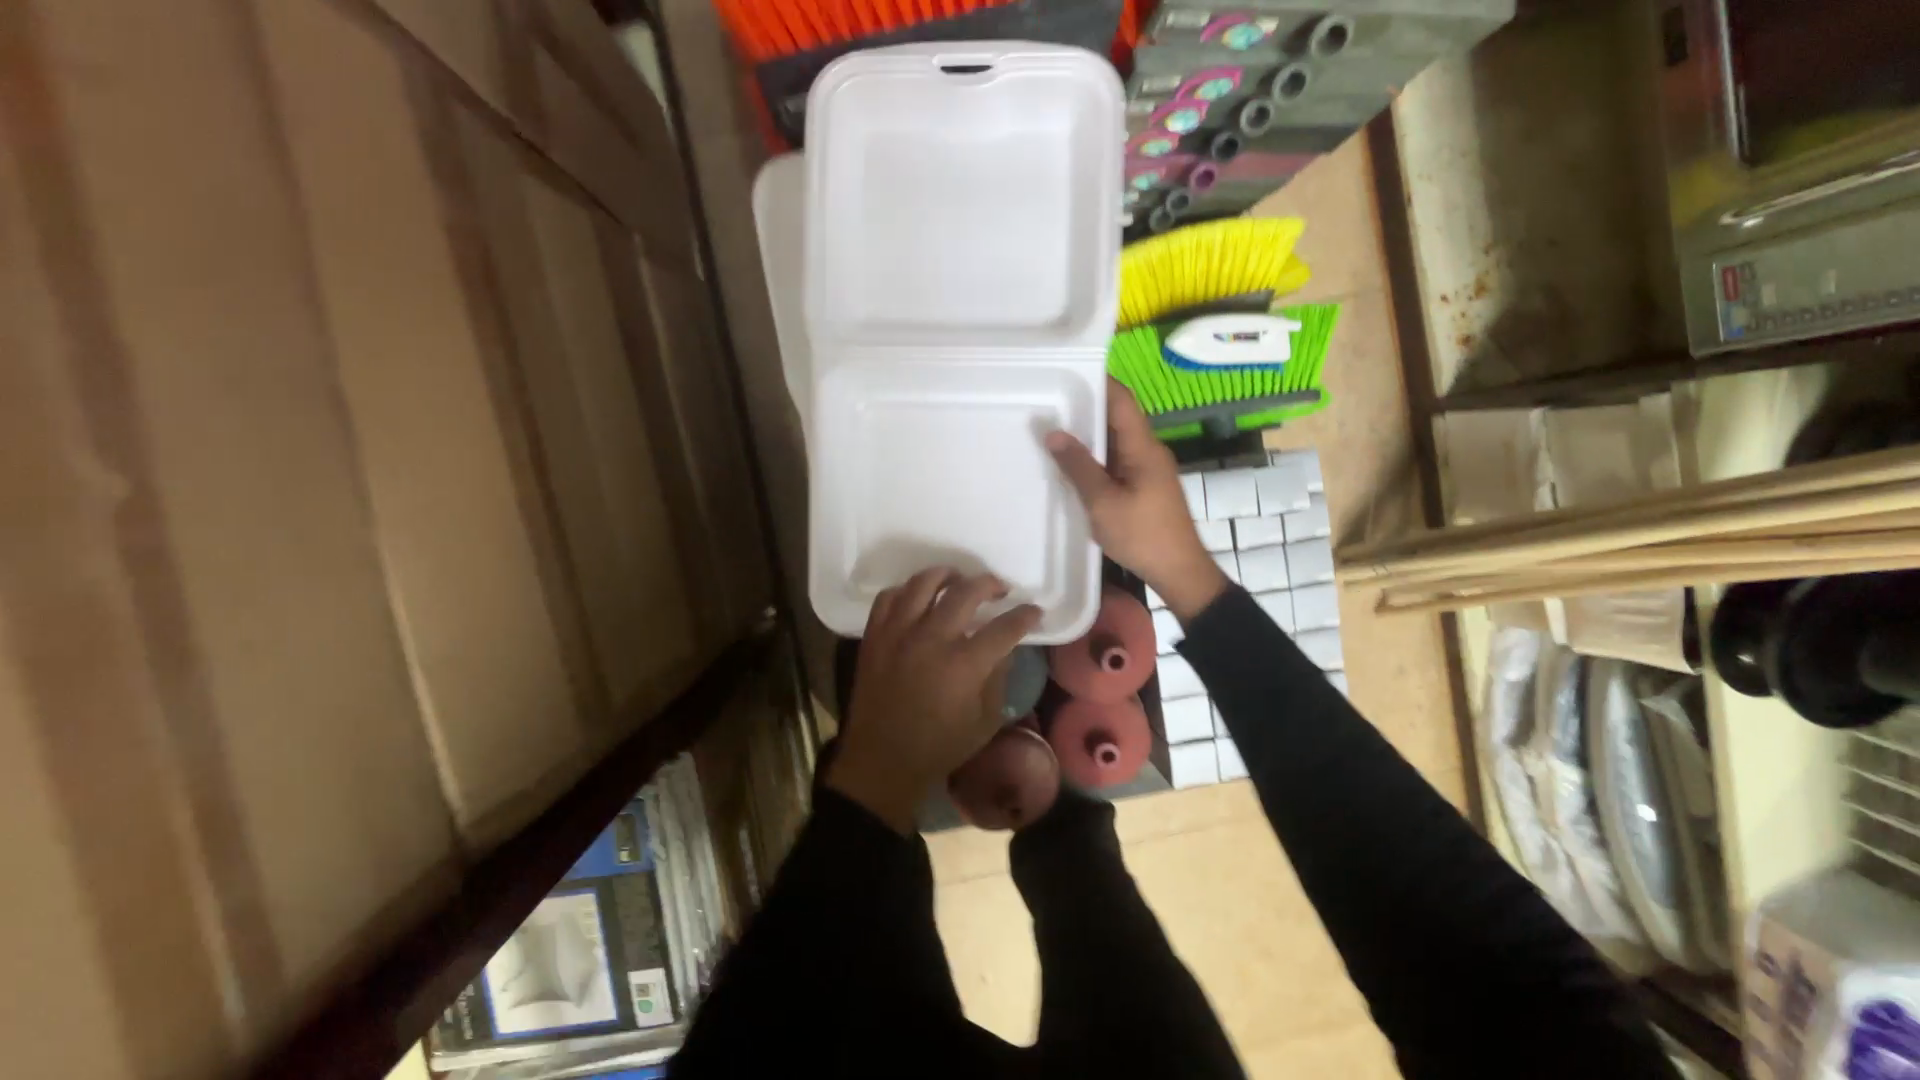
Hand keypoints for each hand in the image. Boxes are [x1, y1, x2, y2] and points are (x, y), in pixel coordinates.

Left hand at [827, 569, 1041, 833]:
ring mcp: (898, 633)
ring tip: (958, 580)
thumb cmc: (939, 747)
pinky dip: (907, 590)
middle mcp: (931, 638)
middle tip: (999, 589)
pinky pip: (889, 597)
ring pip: (923, 583)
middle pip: (965, 591)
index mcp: (964, 664)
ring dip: (947, 575)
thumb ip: (998, 678)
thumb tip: (1005, 649)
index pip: (1004, 627)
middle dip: (989, 584)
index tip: (1034, 611)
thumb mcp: (985, 722)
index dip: (1025, 616)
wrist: (882, 759)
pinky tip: (918, 597)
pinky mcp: (874, 636)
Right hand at [1046, 378, 1228, 620]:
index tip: (1067, 372)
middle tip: (1049, 402)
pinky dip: (1096, 457)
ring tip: (1053, 429)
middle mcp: (1149, 451)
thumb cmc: (1143, 536)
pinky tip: (1072, 465)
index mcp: (1143, 447)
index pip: (1122, 400)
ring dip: (1089, 435)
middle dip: (1086, 408)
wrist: (1180, 571)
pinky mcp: (1145, 487)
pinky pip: (1117, 461)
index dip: (1098, 382)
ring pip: (1116, 441)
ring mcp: (1149, 470)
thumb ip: (1078, 466)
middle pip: (1118, 418)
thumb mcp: (1103, 502)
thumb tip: (1055, 433)